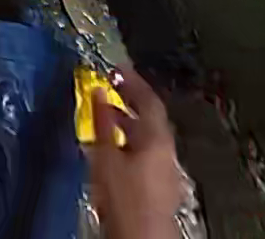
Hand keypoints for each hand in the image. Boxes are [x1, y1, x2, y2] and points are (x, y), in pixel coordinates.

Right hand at [89, 69, 183, 238]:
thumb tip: (98, 90)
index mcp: (157, 138)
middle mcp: (167, 150)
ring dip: (130, 120)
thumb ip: (102, 120)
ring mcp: (167, 170)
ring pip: (149, 135)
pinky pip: (148, 151)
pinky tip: (115, 146)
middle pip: (152, 116)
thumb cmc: (124, 197)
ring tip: (107, 114)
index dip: (133, 80)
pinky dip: (132, 139)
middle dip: (131, 99)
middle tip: (112, 85)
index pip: (149, 99)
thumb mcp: (106, 155)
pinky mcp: (161, 187)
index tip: (116, 67)